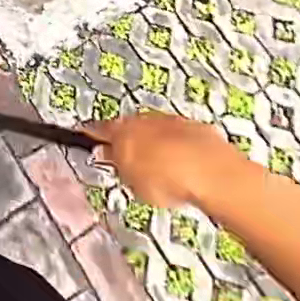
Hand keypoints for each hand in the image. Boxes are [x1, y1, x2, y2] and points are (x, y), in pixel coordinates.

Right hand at [86, 112, 249, 207]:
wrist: (214, 172)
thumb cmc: (170, 176)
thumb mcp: (131, 180)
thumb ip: (116, 164)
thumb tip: (106, 156)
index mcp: (121, 129)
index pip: (98, 128)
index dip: (91, 134)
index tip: (86, 136)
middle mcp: (146, 120)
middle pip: (129, 128)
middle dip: (127, 142)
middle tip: (127, 164)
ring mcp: (173, 123)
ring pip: (156, 132)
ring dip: (155, 147)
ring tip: (158, 173)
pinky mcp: (199, 132)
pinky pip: (182, 139)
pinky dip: (179, 151)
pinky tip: (184, 170)